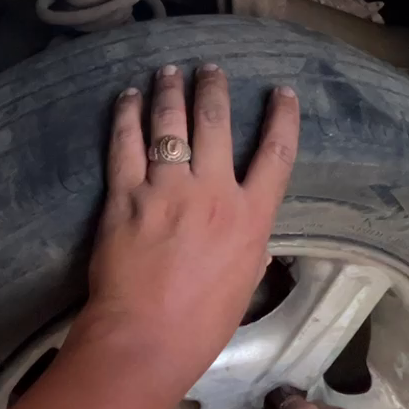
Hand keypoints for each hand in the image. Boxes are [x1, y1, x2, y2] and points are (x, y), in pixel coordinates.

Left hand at [69, 63, 300, 397]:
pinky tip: (128, 97)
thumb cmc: (201, 322)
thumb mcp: (245, 281)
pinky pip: (126, 143)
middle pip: (216, 123)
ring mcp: (166, 189)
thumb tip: (253, 229)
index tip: (282, 92)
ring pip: (170, 123)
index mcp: (250, 217)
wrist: (145, 339)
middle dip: (213, 88)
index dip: (282, 118)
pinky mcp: (126, 194)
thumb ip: (249, 243)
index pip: (277, 154)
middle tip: (209, 69)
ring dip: (170, 91)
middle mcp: (212, 193)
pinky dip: (127, 115)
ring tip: (170, 71)